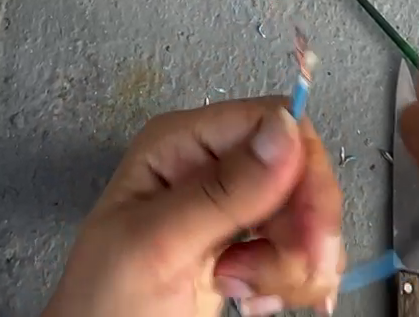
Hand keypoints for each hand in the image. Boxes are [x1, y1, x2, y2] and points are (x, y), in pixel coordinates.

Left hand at [44, 97, 344, 316]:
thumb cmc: (107, 306)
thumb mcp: (159, 244)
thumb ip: (222, 189)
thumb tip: (285, 128)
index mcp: (181, 141)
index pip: (268, 120)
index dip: (301, 168)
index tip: (311, 230)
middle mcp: (209, 163)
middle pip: (295, 165)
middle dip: (303, 225)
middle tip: (293, 275)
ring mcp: (228, 207)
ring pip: (302, 210)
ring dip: (295, 261)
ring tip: (249, 293)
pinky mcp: (244, 247)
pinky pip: (296, 247)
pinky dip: (292, 279)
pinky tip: (257, 301)